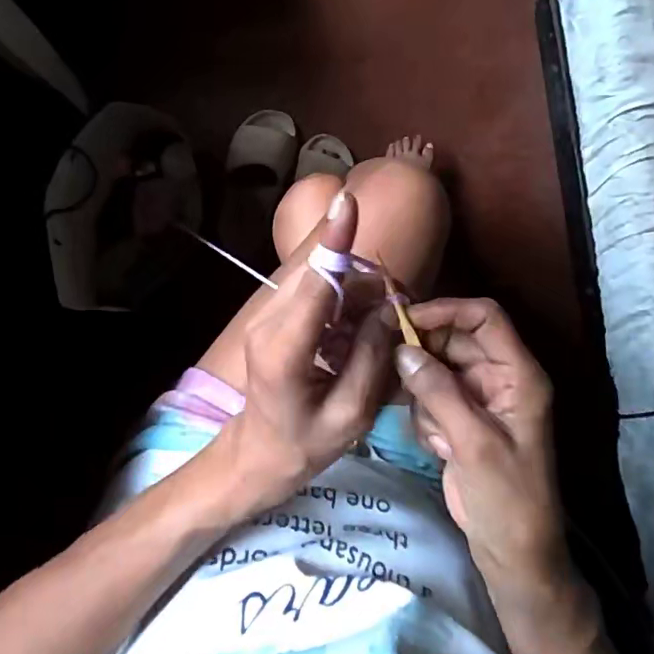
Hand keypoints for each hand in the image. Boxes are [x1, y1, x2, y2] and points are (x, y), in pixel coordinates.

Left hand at [214, 190, 393, 512]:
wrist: (258, 453)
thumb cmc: (304, 444)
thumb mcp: (351, 415)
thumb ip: (373, 358)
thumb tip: (389, 307)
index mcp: (284, 349)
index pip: (313, 284)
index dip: (333, 241)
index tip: (347, 200)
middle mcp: (268, 321)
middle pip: (320, 274)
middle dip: (362, 280)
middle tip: (395, 310)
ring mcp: (266, 315)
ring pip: (318, 280)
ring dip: (354, 293)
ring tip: (374, 331)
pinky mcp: (273, 315)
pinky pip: (313, 292)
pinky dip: (342, 303)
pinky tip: (354, 334)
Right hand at [394, 298, 568, 587]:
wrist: (511, 551)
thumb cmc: (507, 496)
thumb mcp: (474, 442)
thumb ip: (438, 392)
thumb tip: (402, 350)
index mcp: (518, 374)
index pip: (484, 317)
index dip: (447, 310)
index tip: (405, 319)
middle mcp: (497, 377)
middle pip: (453, 339)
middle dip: (424, 354)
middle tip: (392, 368)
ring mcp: (477, 397)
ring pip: (434, 366)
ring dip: (423, 393)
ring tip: (434, 431)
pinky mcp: (458, 417)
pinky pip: (429, 394)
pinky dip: (424, 414)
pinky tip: (437, 446)